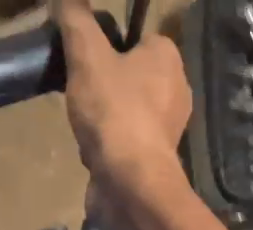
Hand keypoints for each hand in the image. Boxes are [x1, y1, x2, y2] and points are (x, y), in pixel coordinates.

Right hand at [53, 0, 192, 219]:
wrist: (130, 186)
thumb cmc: (114, 114)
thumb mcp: (87, 56)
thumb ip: (76, 21)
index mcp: (168, 57)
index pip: (137, 37)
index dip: (107, 46)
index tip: (84, 59)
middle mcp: (176, 90)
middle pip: (130, 75)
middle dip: (103, 85)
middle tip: (80, 93)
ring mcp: (167, 129)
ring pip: (126, 110)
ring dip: (102, 117)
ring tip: (85, 124)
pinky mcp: (155, 160)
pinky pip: (126, 141)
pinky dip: (108, 145)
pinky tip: (93, 152)